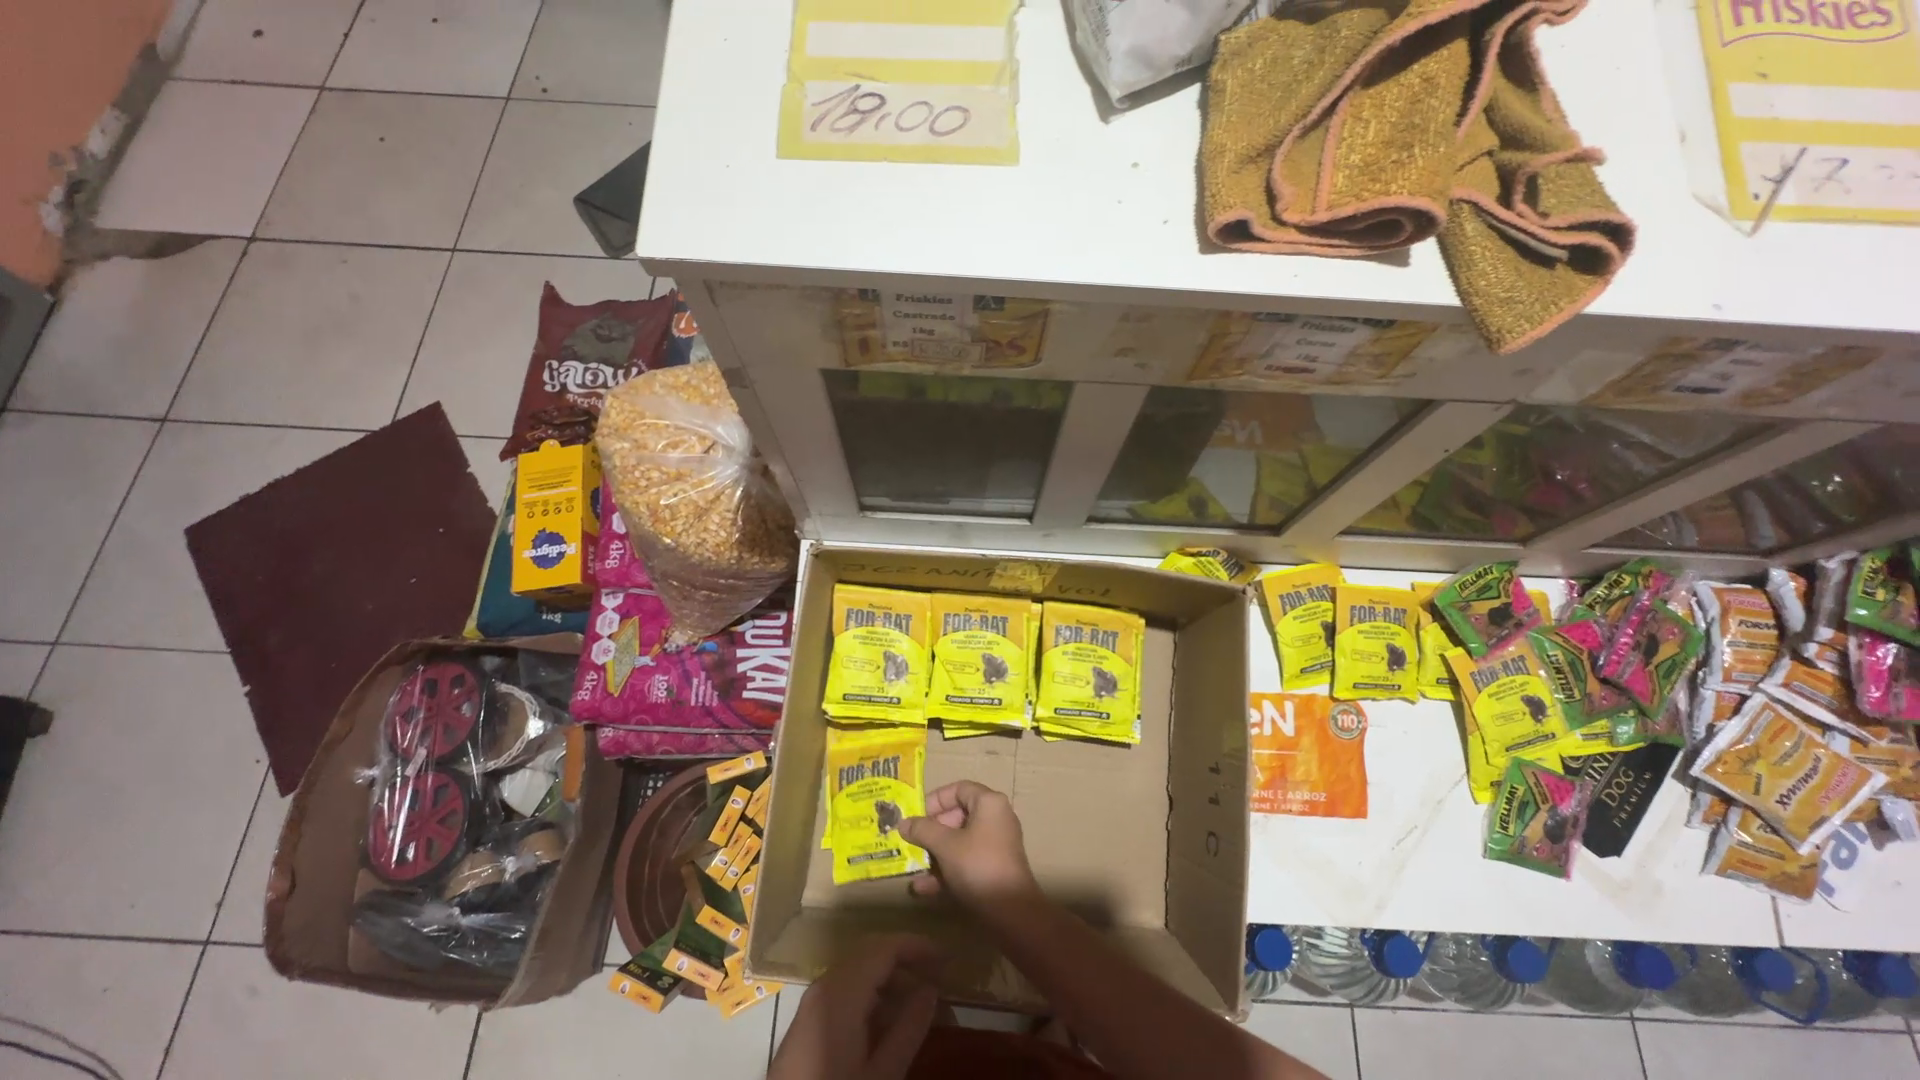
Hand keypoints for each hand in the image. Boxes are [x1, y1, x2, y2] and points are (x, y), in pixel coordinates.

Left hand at [767, 934, 940, 1079]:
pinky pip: (844, 989)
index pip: (884, 948)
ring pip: (857, 970)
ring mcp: (812, 1002)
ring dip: (889, 977)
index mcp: (841, 994)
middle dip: (905, 958)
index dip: (917, 946)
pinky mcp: (807, 1020)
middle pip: (869, 953)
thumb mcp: (882, 1075)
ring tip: (920, 999)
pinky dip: (871, 992)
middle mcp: (824, 987)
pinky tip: (890, 1018)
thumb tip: (931, 990)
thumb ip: (908, 1029)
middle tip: (939, 975)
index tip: (947, 957)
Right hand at [898, 781, 1039, 909]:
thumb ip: (922, 830)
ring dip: (935, 853)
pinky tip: (923, 887)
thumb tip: (903, 823)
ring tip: (913, 865)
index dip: (935, 800)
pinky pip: (966, 861)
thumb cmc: (977, 865)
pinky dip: (946, 871)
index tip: (916, 815)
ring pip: (960, 842)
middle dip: (931, 830)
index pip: (959, 789)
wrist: (1010, 912)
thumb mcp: (945, 845)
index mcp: (989, 804)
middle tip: (912, 842)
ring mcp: (996, 845)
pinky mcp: (994, 869)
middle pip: (958, 816)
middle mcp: (996, 819)